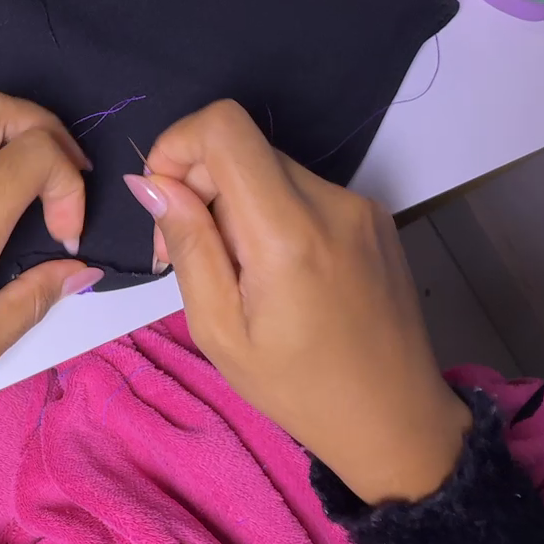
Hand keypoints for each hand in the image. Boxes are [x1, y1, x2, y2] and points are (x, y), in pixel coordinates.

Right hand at [125, 101, 470, 503]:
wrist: (392, 416)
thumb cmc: (294, 386)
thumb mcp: (218, 329)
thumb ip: (188, 246)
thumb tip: (152, 183)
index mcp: (288, 231)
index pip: (224, 127)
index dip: (177, 146)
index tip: (162, 201)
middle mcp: (331, 200)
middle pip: (243, 148)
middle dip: (198, 187)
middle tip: (186, 255)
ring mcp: (358, 204)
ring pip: (269, 170)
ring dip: (232, 206)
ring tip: (234, 274)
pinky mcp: (371, 215)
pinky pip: (299, 192)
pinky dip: (267, 215)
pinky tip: (271, 274)